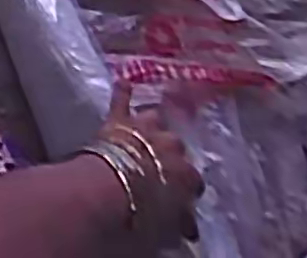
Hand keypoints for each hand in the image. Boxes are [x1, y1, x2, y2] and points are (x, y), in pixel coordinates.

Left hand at [94, 83, 203, 244]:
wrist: (112, 188)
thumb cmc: (144, 214)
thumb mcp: (168, 226)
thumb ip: (180, 220)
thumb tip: (189, 227)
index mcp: (186, 173)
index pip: (194, 180)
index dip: (186, 188)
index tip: (180, 197)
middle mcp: (170, 143)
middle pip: (176, 144)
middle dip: (170, 153)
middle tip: (160, 166)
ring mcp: (145, 125)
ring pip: (154, 116)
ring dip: (152, 122)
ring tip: (150, 125)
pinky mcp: (120, 117)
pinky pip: (122, 98)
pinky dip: (122, 90)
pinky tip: (123, 80)